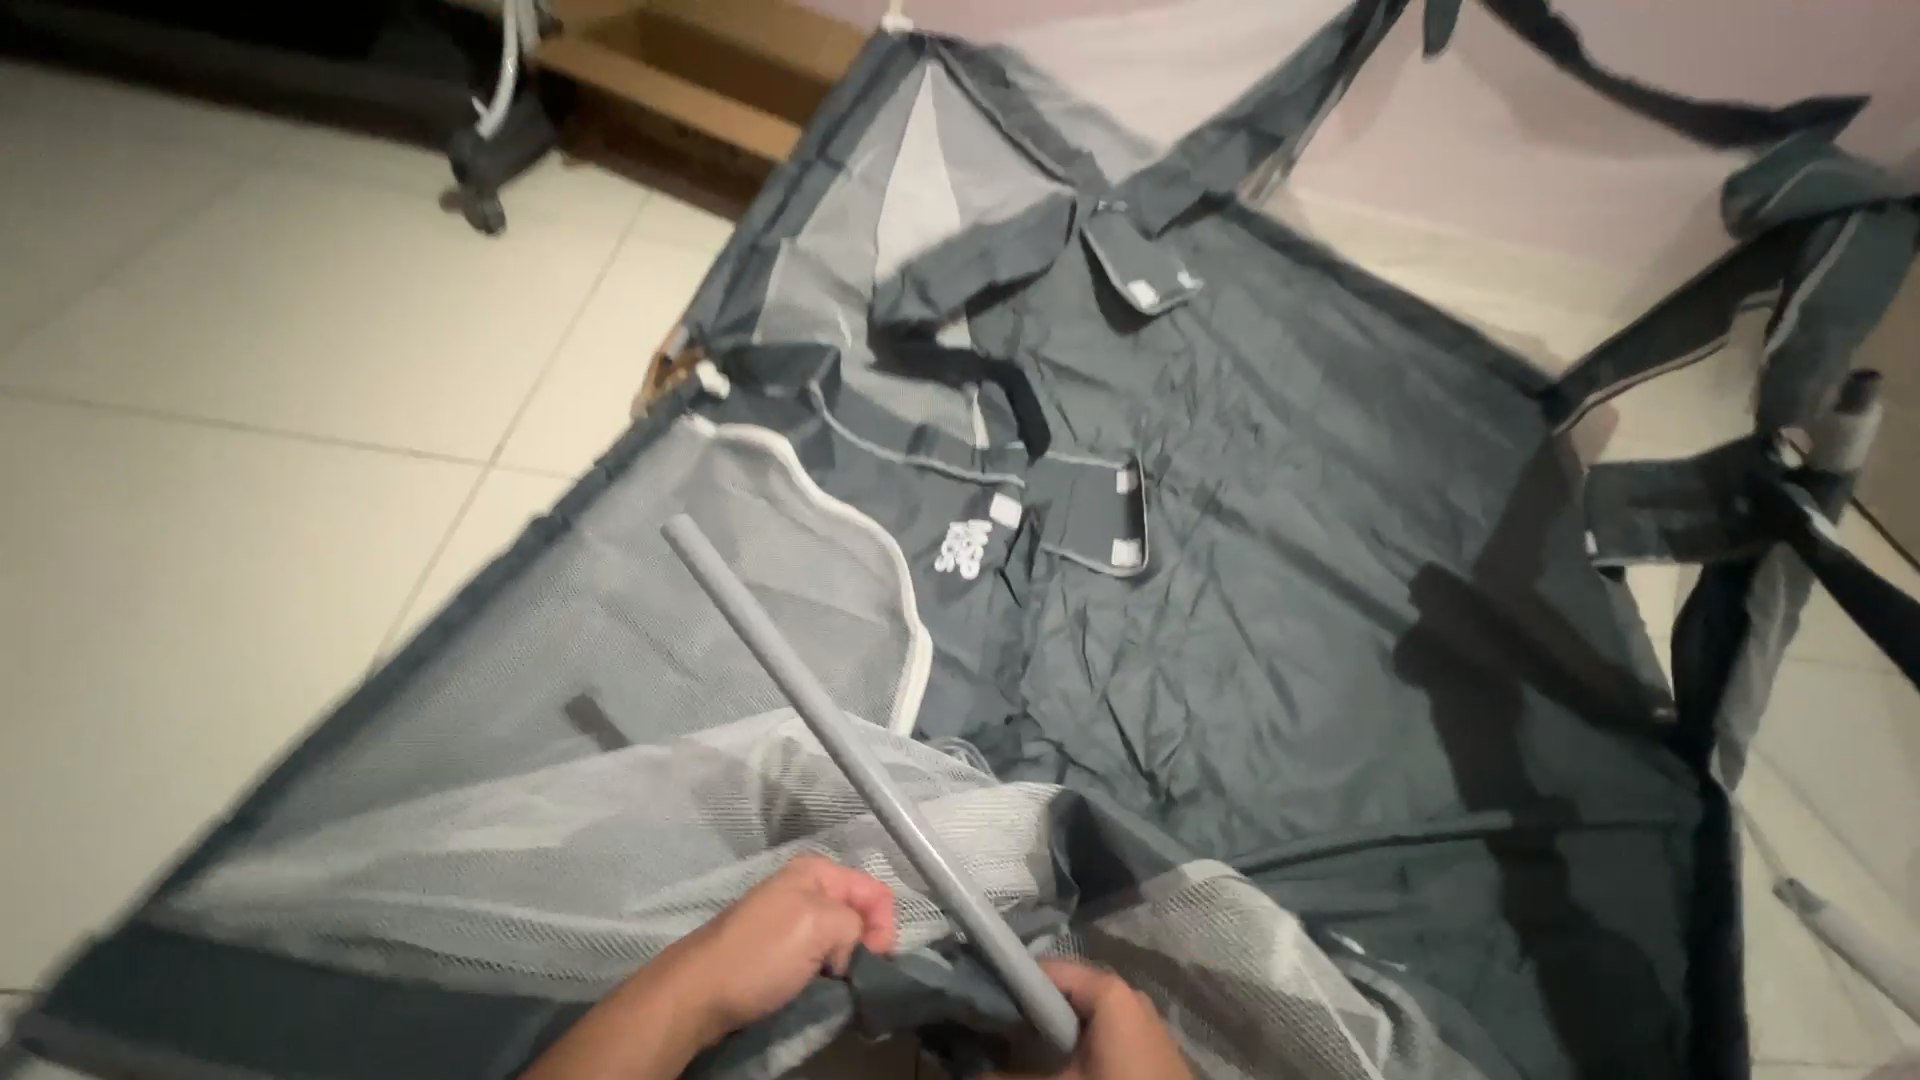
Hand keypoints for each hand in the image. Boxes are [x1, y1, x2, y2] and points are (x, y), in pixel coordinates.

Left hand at [654, 854, 898, 1042]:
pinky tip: (824, 987)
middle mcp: (807, 888)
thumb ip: (856, 923)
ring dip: (848, 961)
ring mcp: (792, 920)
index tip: (874, 961)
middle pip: (860, 913)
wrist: (699, 994)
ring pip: (842, 938)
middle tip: (856, 975)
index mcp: (817, 870)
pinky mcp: (782, 950)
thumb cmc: (762, 953)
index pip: (875, 891)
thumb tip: (858, 949)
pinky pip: (822, 955)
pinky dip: (830, 971)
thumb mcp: (820, 925)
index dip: (883, 926)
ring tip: (840, 984)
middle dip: (866, 943)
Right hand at [992, 960, 1193, 1079]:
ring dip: (1052, 1037)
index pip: (1046, 970)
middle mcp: (1127, 996)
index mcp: (1109, 991)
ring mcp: (1142, 1025)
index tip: (980, 1006)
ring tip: (1019, 1056)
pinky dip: (1077, 1050)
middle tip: (995, 1036)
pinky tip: (1058, 1070)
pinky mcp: (1149, 1054)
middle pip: (1064, 994)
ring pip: (1083, 1018)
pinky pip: (1103, 1038)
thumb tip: (968, 1074)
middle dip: (1030, 1015)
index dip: (1011, 986)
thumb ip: (1010, 1079)